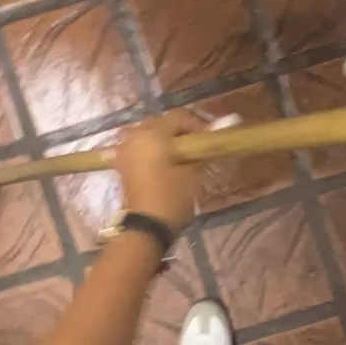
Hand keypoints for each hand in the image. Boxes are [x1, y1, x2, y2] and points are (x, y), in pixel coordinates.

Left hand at [111, 111, 203, 230]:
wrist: (145, 227)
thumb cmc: (172, 198)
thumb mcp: (194, 172)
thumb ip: (204, 148)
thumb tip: (223, 128)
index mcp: (153, 134)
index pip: (180, 117)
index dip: (199, 125)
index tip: (211, 140)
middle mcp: (136, 135)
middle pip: (163, 123)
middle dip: (181, 131)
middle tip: (199, 146)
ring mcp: (125, 149)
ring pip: (150, 134)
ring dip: (167, 139)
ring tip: (183, 154)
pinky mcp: (122, 163)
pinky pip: (140, 146)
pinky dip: (154, 149)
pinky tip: (166, 160)